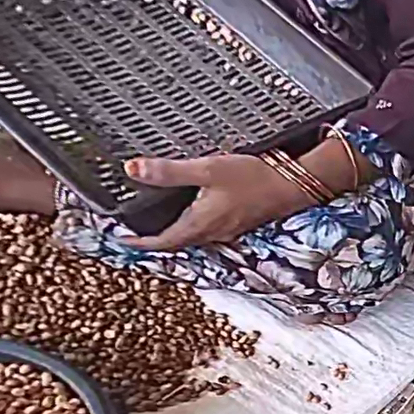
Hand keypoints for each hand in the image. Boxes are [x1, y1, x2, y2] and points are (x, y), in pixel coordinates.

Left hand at [121, 153, 305, 250]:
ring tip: (158, 224)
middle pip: (177, 243)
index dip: (139, 242)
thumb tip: (132, 170)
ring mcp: (227, 230)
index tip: (120, 238)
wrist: (292, 187)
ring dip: (174, 235)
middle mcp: (213, 232)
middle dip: (155, 240)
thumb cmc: (253, 178)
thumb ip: (169, 171)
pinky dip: (192, 228)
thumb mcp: (207, 170)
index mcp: (201, 224)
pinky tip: (192, 215)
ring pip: (193, 239)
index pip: (163, 241)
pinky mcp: (237, 224)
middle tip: (134, 231)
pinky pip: (208, 232)